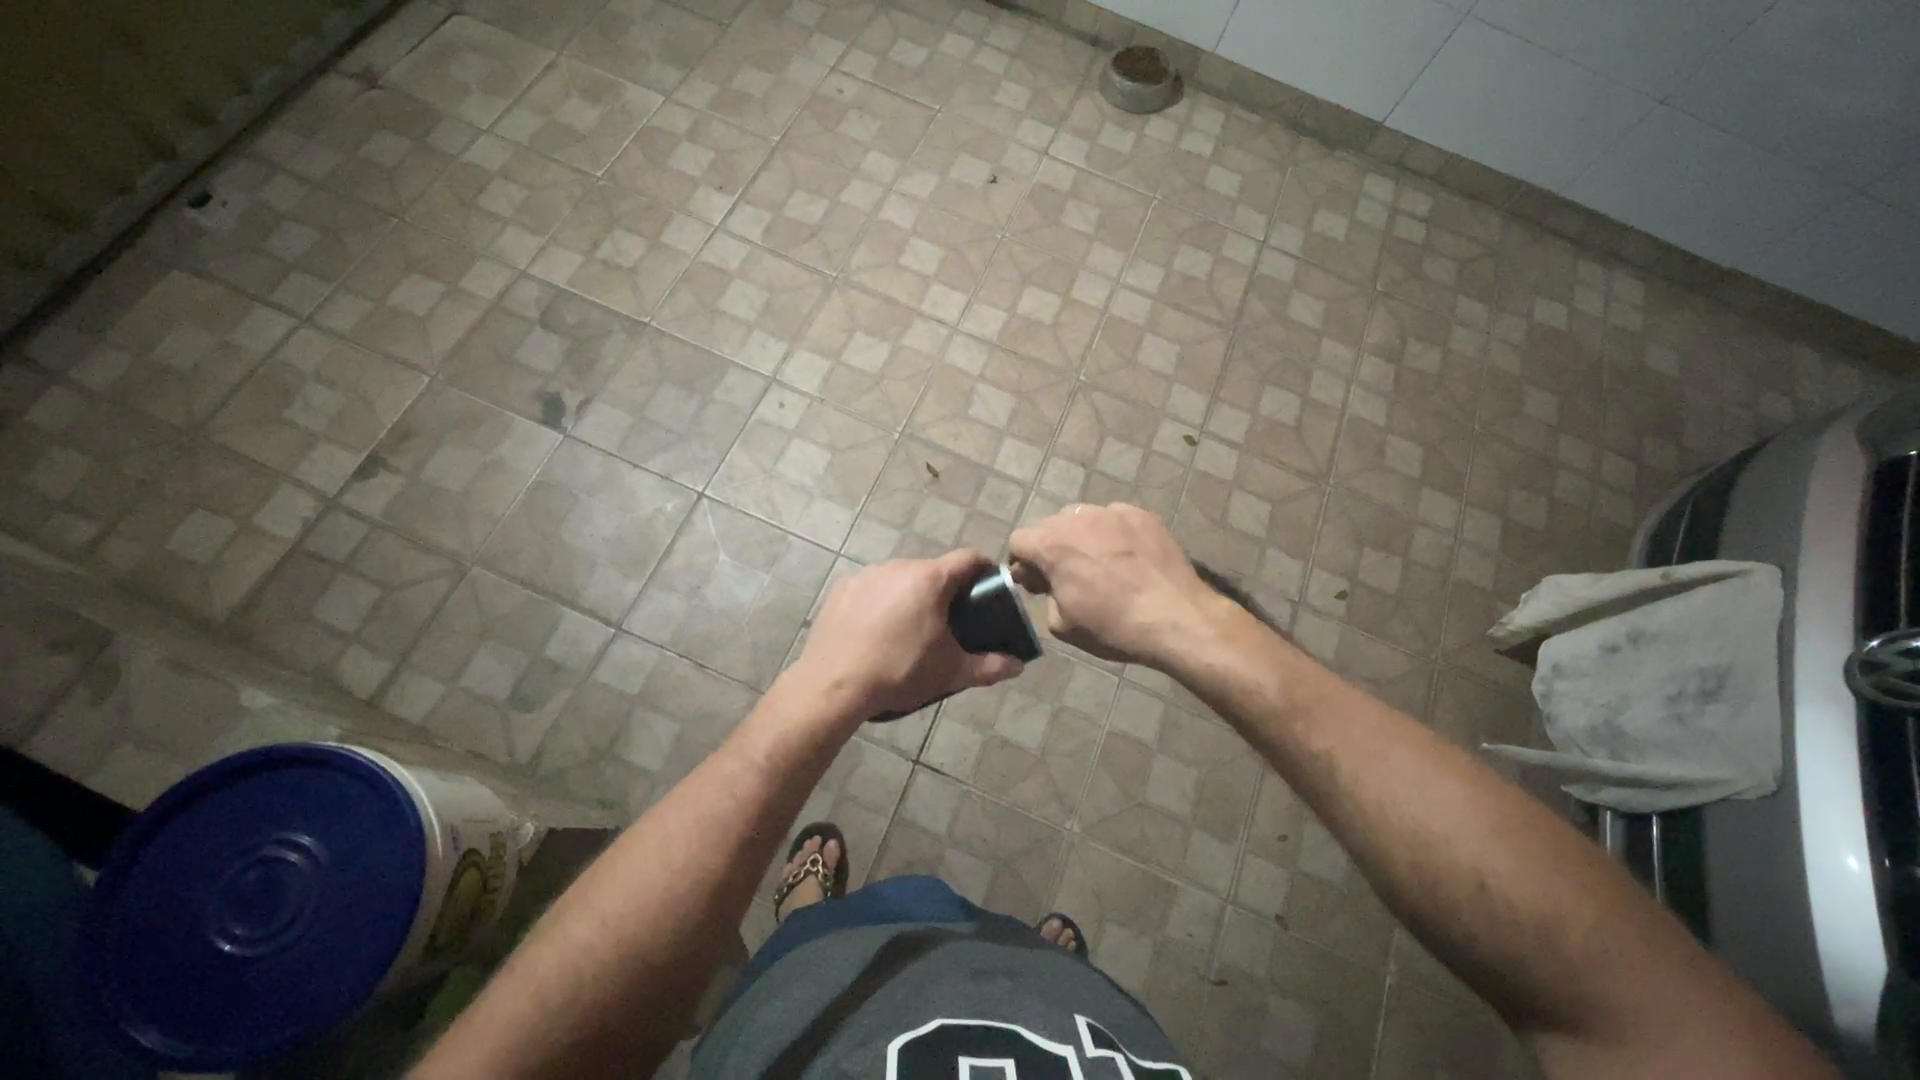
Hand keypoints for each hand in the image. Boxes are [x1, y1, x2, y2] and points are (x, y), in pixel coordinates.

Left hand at [792, 550, 1024, 719]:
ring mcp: (867, 574)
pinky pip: (871, 588)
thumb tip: (1017, 666)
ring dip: (910, 595)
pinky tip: (875, 631)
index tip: (988, 590)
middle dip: (944, 591)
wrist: (834, 684)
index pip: (969, 559)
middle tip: (949, 622)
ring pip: (900, 578)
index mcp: (931, 579)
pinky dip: (879, 603)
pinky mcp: (842, 588)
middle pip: (933, 570)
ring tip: (908, 629)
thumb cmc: (900, 672)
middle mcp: (899, 566)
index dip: (984, 571)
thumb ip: (989, 666)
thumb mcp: (950, 672)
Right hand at [1008, 503, 1220, 667]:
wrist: (1176, 618)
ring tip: (1099, 563)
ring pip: (1082, 517)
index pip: (1019, 540)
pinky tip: (1128, 558)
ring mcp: (1113, 512)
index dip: (1022, 562)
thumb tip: (1049, 583)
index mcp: (1052, 545)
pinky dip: (1113, 533)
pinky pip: (1115, 518)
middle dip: (1050, 548)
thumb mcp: (1062, 625)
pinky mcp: (1143, 514)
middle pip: (1050, 525)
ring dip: (1081, 537)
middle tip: (1066, 575)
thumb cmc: (1113, 627)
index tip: (1035, 582)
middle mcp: (1078, 519)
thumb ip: (1046, 595)